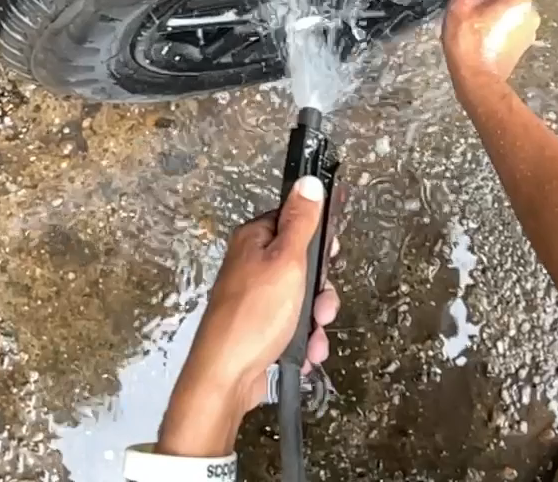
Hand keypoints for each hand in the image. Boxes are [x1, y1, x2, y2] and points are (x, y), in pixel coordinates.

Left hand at [156, 177, 340, 456]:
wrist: (226, 376)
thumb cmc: (253, 315)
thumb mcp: (286, 260)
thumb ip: (301, 222)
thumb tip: (308, 181)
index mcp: (255, 239)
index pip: (293, 221)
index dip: (316, 239)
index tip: (331, 253)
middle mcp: (252, 263)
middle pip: (302, 263)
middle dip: (319, 288)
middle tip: (321, 303)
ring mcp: (255, 296)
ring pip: (301, 297)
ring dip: (315, 318)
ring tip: (313, 332)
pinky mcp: (259, 326)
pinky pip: (293, 324)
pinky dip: (304, 338)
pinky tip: (306, 351)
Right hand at [442, 0, 539, 85]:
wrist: (477, 80)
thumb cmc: (469, 44)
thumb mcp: (462, 5)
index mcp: (520, 0)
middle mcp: (530, 13)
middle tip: (472, 4)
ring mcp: (528, 30)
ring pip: (512, 6)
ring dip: (493, 8)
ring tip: (474, 21)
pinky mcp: (522, 43)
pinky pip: (511, 22)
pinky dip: (497, 22)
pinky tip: (480, 33)